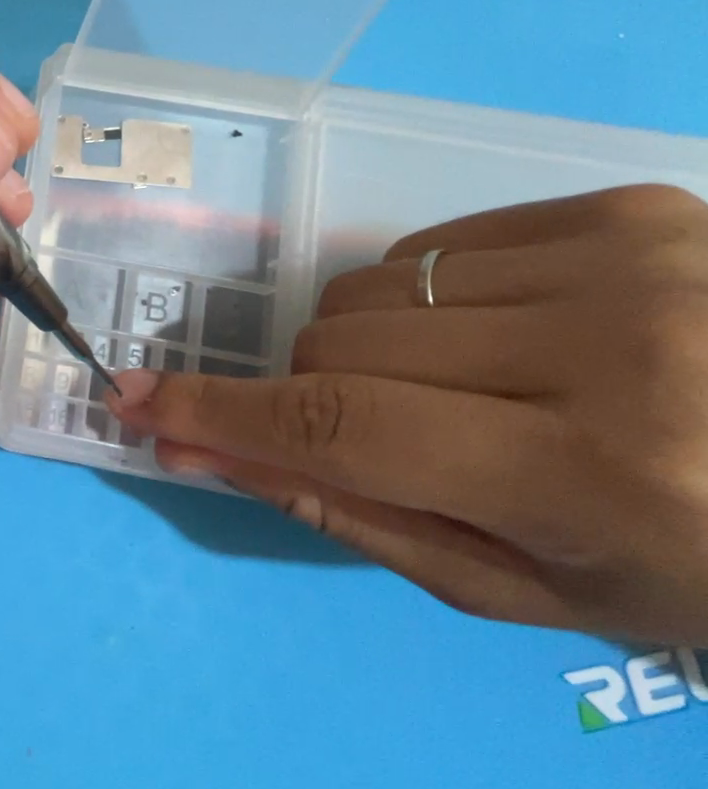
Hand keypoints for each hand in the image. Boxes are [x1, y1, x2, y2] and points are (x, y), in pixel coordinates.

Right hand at [109, 185, 707, 645]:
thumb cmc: (681, 559)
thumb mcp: (513, 579)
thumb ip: (342, 509)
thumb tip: (193, 447)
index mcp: (596, 474)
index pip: (343, 428)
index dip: (221, 413)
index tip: (136, 401)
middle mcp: (618, 350)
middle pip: (336, 349)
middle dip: (318, 395)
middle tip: (390, 431)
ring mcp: (630, 262)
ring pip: (365, 292)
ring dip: (367, 345)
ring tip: (462, 381)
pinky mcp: (630, 208)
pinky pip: (426, 247)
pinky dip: (425, 298)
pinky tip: (508, 331)